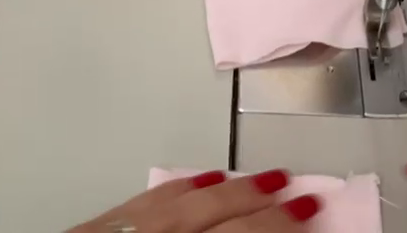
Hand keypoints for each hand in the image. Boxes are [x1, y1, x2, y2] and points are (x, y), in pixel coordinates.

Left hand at [65, 169, 323, 232]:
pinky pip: (151, 198)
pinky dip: (184, 187)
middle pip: (218, 215)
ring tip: (266, 180)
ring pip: (189, 199)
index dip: (277, 228)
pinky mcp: (99, 224)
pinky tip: (203, 179)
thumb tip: (253, 232)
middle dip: (265, 205)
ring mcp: (123, 227)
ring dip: (232, 188)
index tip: (307, 217)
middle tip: (302, 196)